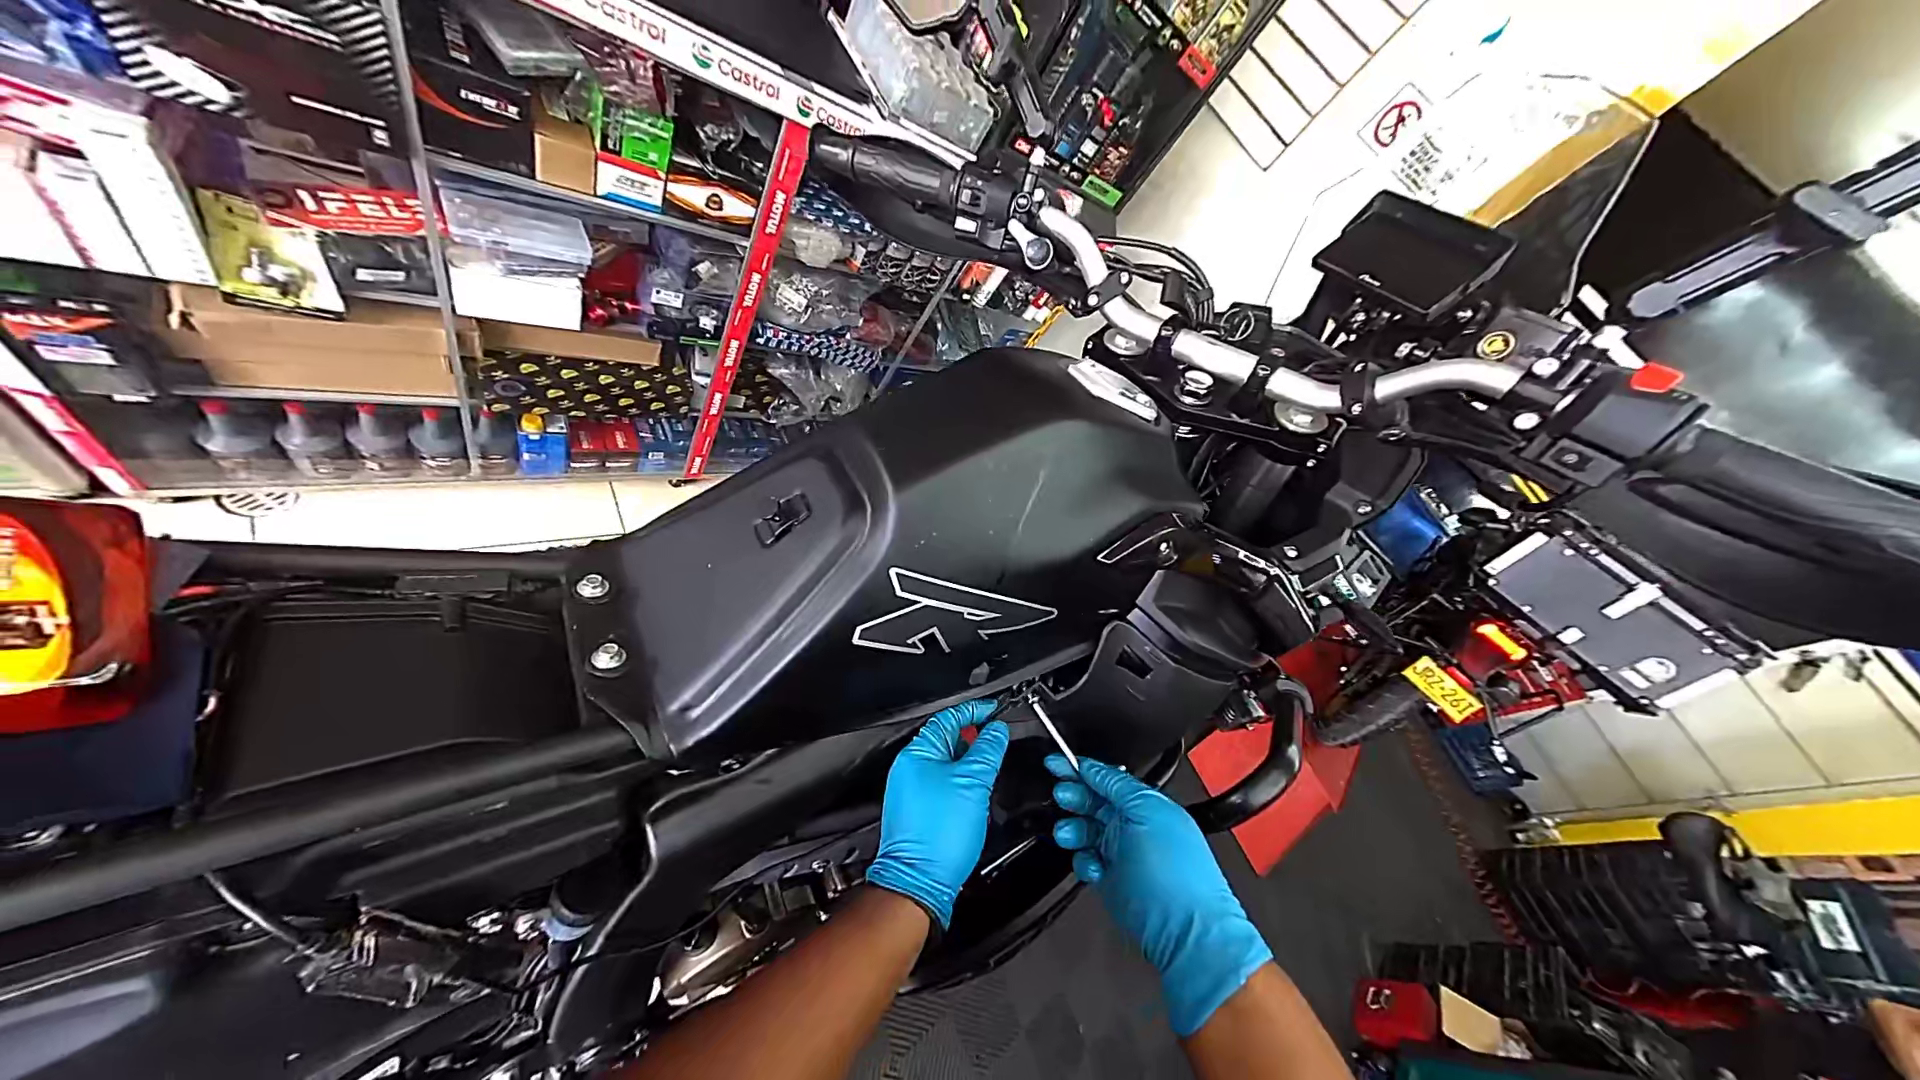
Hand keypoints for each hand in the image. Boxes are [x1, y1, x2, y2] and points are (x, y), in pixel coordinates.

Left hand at [866, 700, 1009, 928]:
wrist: (920, 881)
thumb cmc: (938, 836)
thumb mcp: (973, 783)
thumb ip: (987, 750)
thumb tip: (997, 730)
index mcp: (917, 753)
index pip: (949, 717)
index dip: (975, 711)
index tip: (994, 711)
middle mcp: (910, 768)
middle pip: (947, 738)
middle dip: (974, 736)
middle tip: (996, 738)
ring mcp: (912, 789)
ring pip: (947, 762)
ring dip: (970, 760)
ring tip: (989, 766)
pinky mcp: (919, 810)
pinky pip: (943, 783)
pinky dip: (962, 781)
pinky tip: (975, 792)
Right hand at [1047, 754, 1272, 1036]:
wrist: (1187, 933)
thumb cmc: (1179, 876)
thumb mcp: (1146, 812)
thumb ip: (1117, 786)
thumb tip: (1094, 768)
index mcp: (1147, 805)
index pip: (1108, 778)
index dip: (1081, 769)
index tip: (1056, 763)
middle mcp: (1135, 827)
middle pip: (1094, 802)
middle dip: (1074, 795)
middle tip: (1061, 796)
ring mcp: (1124, 855)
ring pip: (1086, 831)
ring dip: (1072, 829)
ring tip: (1067, 834)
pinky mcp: (1113, 881)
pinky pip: (1087, 861)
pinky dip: (1082, 861)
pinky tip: (1090, 868)